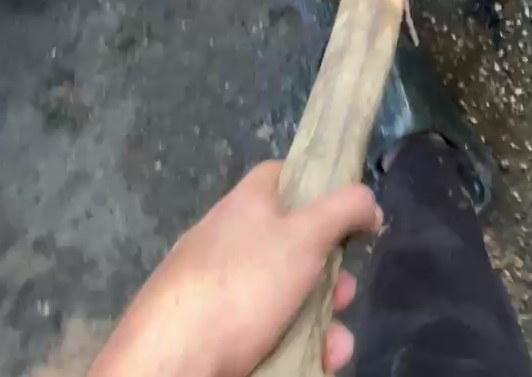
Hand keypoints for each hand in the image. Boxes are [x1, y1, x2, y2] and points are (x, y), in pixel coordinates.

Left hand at [91, 162, 382, 376]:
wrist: (162, 373)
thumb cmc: (241, 287)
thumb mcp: (309, 234)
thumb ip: (348, 207)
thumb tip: (369, 205)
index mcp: (243, 206)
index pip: (282, 174)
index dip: (318, 183)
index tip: (346, 209)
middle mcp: (225, 244)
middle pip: (293, 242)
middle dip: (331, 271)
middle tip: (346, 293)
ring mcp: (212, 294)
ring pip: (282, 293)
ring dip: (320, 317)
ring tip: (337, 346)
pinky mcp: (204, 338)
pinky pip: (260, 330)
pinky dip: (293, 343)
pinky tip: (317, 360)